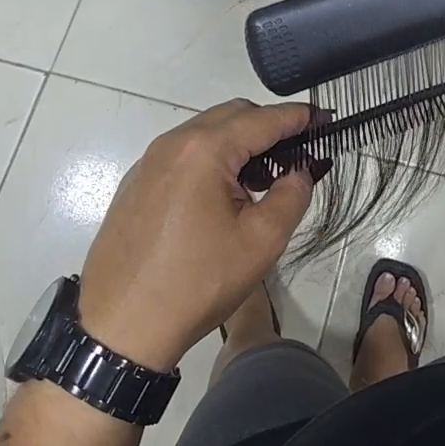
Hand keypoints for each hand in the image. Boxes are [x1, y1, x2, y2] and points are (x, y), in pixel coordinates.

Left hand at [76, 100, 317, 370]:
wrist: (119, 330)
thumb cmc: (196, 283)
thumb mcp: (260, 243)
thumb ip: (292, 196)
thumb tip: (300, 172)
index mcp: (205, 150)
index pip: (264, 119)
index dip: (299, 117)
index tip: (325, 119)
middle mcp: (173, 143)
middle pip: (233, 115)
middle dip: (269, 126)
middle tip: (296, 154)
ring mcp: (149, 162)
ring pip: (205, 132)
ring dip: (239, 143)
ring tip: (262, 180)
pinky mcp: (136, 184)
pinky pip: (183, 153)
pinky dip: (211, 159)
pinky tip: (221, 196)